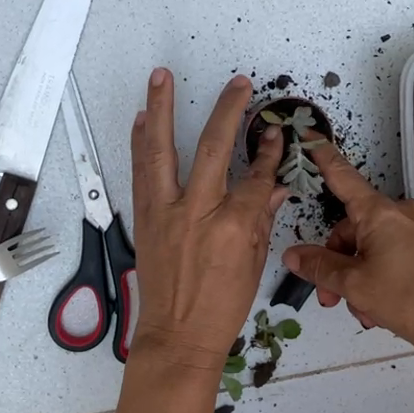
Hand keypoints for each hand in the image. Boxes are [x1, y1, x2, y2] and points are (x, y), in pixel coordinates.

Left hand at [128, 69, 287, 372]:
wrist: (176, 337)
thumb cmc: (220, 307)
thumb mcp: (253, 263)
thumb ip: (261, 217)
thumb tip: (273, 185)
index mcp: (232, 226)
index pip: (256, 177)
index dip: (268, 153)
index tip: (273, 132)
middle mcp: (197, 211)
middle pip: (215, 148)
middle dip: (229, 111)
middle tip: (238, 84)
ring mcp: (165, 212)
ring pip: (163, 150)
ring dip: (162, 108)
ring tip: (161, 75)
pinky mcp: (144, 217)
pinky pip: (141, 171)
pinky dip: (140, 142)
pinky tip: (143, 118)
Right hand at [281, 142, 413, 363]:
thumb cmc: (411, 299)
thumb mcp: (354, 285)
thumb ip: (319, 267)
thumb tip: (293, 255)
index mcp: (380, 212)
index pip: (343, 177)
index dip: (323, 158)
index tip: (310, 138)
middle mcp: (401, 213)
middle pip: (352, 228)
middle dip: (337, 262)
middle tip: (330, 296)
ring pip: (371, 247)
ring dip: (357, 277)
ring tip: (362, 311)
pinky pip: (391, 256)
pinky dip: (378, 278)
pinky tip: (378, 309)